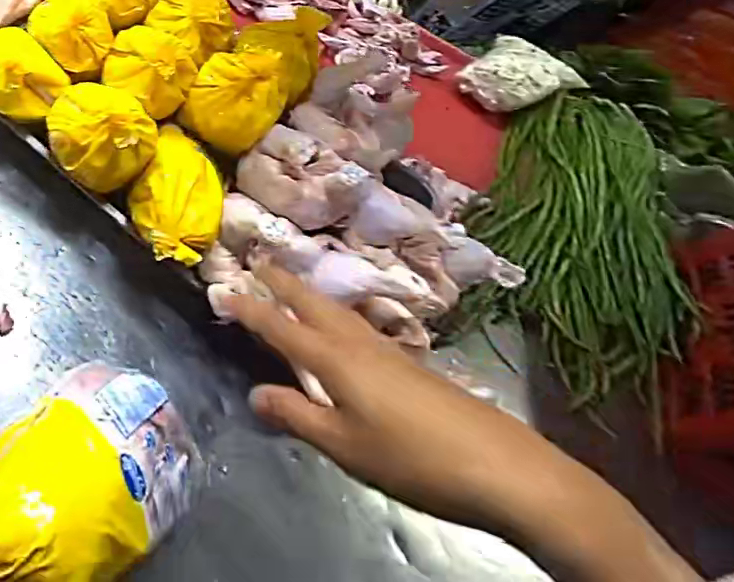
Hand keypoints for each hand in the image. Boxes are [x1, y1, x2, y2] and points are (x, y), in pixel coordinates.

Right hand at [218, 268, 699, 581]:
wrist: (511, 472)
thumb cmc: (415, 458)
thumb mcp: (345, 446)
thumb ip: (297, 415)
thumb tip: (254, 393)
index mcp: (334, 359)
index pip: (279, 325)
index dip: (247, 308)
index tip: (221, 289)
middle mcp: (357, 344)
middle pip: (311, 302)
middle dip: (281, 281)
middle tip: (257, 261)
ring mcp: (388, 352)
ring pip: (336, 310)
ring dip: (308, 292)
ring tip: (291, 285)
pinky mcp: (411, 366)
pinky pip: (356, 325)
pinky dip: (333, 313)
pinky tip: (343, 329)